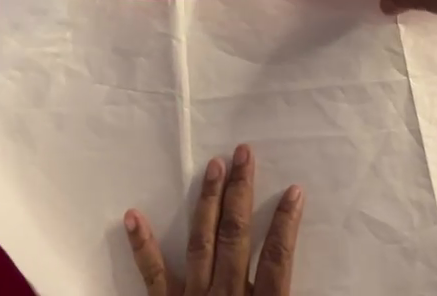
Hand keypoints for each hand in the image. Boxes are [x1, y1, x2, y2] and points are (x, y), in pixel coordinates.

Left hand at [123, 144, 303, 295]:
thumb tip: (304, 287)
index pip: (278, 260)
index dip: (287, 224)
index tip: (295, 189)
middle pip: (237, 238)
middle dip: (241, 193)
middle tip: (243, 153)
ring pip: (202, 244)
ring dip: (208, 203)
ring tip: (213, 166)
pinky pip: (152, 276)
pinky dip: (141, 245)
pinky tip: (132, 214)